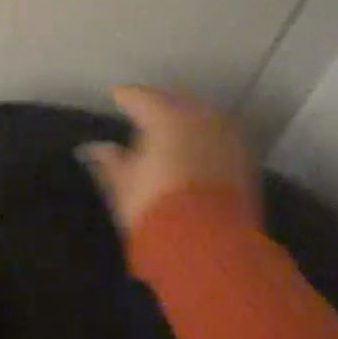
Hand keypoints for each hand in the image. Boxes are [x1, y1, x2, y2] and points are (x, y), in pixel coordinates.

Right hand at [77, 86, 261, 235]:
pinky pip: (219, 136)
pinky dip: (204, 138)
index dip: (126, 97)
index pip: (142, 98)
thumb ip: (109, 163)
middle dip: (160, 104)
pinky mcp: (244, 158)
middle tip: (144, 111)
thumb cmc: (155, 210)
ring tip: (171, 129)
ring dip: (186, 119)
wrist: (206, 242)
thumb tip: (92, 149)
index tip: (116, 96)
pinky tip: (195, 149)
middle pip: (177, 102)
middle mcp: (202, 117)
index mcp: (167, 118)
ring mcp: (228, 136)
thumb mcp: (124, 188)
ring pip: (203, 116)